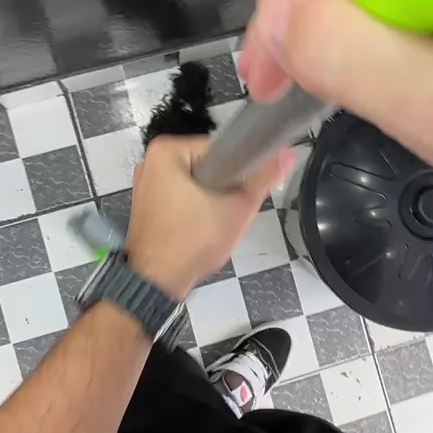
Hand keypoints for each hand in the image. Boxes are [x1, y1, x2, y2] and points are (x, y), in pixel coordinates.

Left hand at [124, 136, 292, 297]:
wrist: (156, 283)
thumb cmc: (193, 242)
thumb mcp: (237, 208)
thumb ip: (264, 178)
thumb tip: (288, 153)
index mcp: (166, 151)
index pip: (219, 149)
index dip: (239, 171)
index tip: (243, 194)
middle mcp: (149, 161)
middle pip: (207, 166)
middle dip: (224, 188)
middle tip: (230, 212)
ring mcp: (144, 184)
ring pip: (196, 184)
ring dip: (211, 200)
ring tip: (216, 223)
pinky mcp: (145, 205)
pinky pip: (180, 198)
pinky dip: (194, 210)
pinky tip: (200, 229)